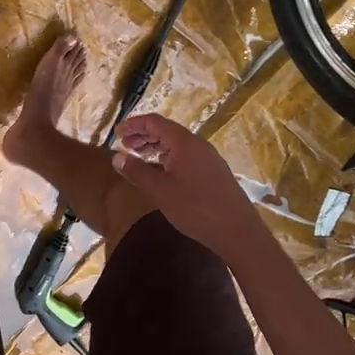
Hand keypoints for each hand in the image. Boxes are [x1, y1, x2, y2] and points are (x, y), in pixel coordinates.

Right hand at [112, 113, 263, 258]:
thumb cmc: (196, 208)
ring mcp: (208, 158)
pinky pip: (186, 156)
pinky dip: (168, 158)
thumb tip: (116, 157)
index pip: (154, 122)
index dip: (134, 124)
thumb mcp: (160, 190)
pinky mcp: (214, 173)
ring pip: (177, 145)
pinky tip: (162, 173)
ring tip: (139, 157)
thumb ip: (136, 171)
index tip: (117, 132)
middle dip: (143, 136)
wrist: (239, 232)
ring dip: (156, 147)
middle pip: (166, 131)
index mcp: (184, 142)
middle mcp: (197, 144)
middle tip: (125, 146)